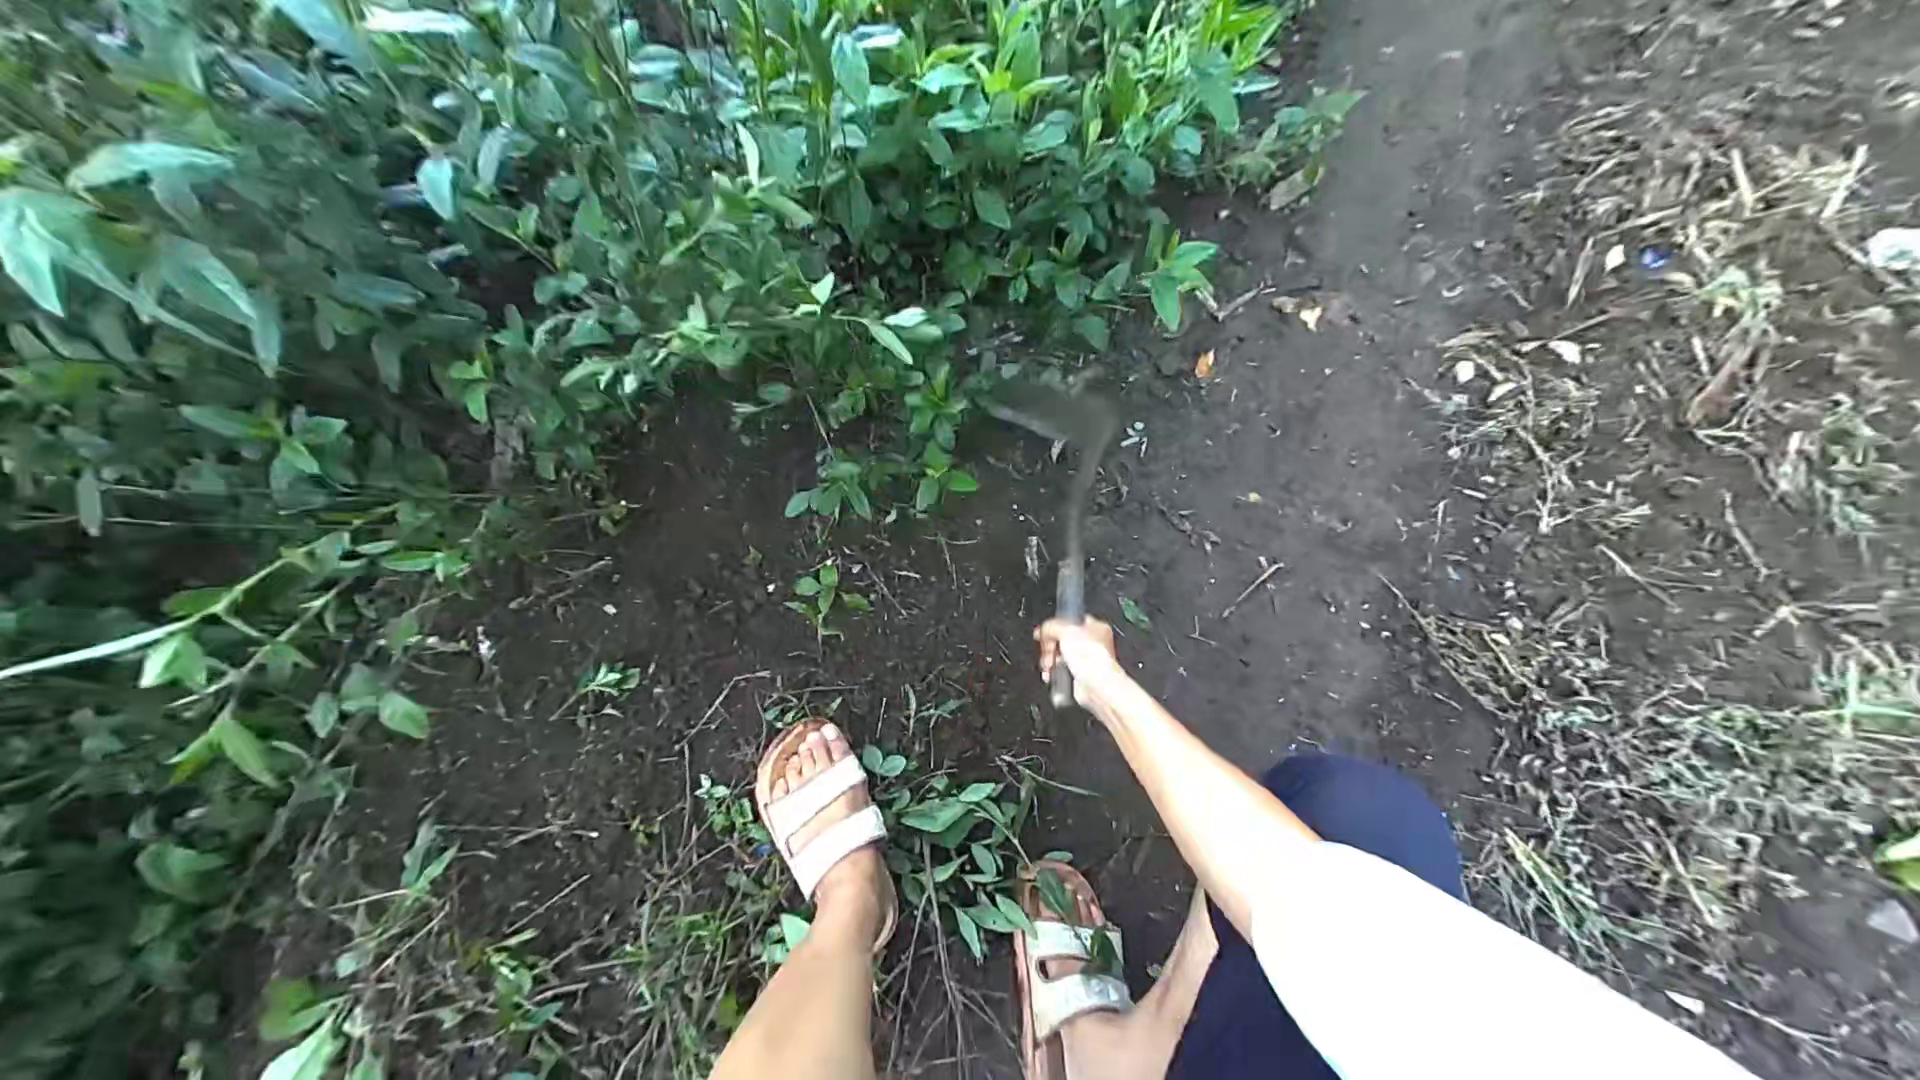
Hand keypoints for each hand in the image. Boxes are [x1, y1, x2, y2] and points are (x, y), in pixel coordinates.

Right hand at [1034, 617, 1122, 706]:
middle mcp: (1093, 643)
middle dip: (1050, 646)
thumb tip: (1042, 630)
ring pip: (1060, 656)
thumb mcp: (1065, 630)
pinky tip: (1052, 674)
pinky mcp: (1080, 676)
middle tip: (1048, 650)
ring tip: (1049, 664)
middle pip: (1062, 640)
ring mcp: (1087, 661)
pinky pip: (1061, 671)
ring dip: (1050, 661)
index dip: (1056, 625)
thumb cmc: (1091, 657)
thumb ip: (1050, 626)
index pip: (1071, 621)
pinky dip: (1054, 673)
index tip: (1045, 631)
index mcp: (1096, 627)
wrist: (1096, 685)